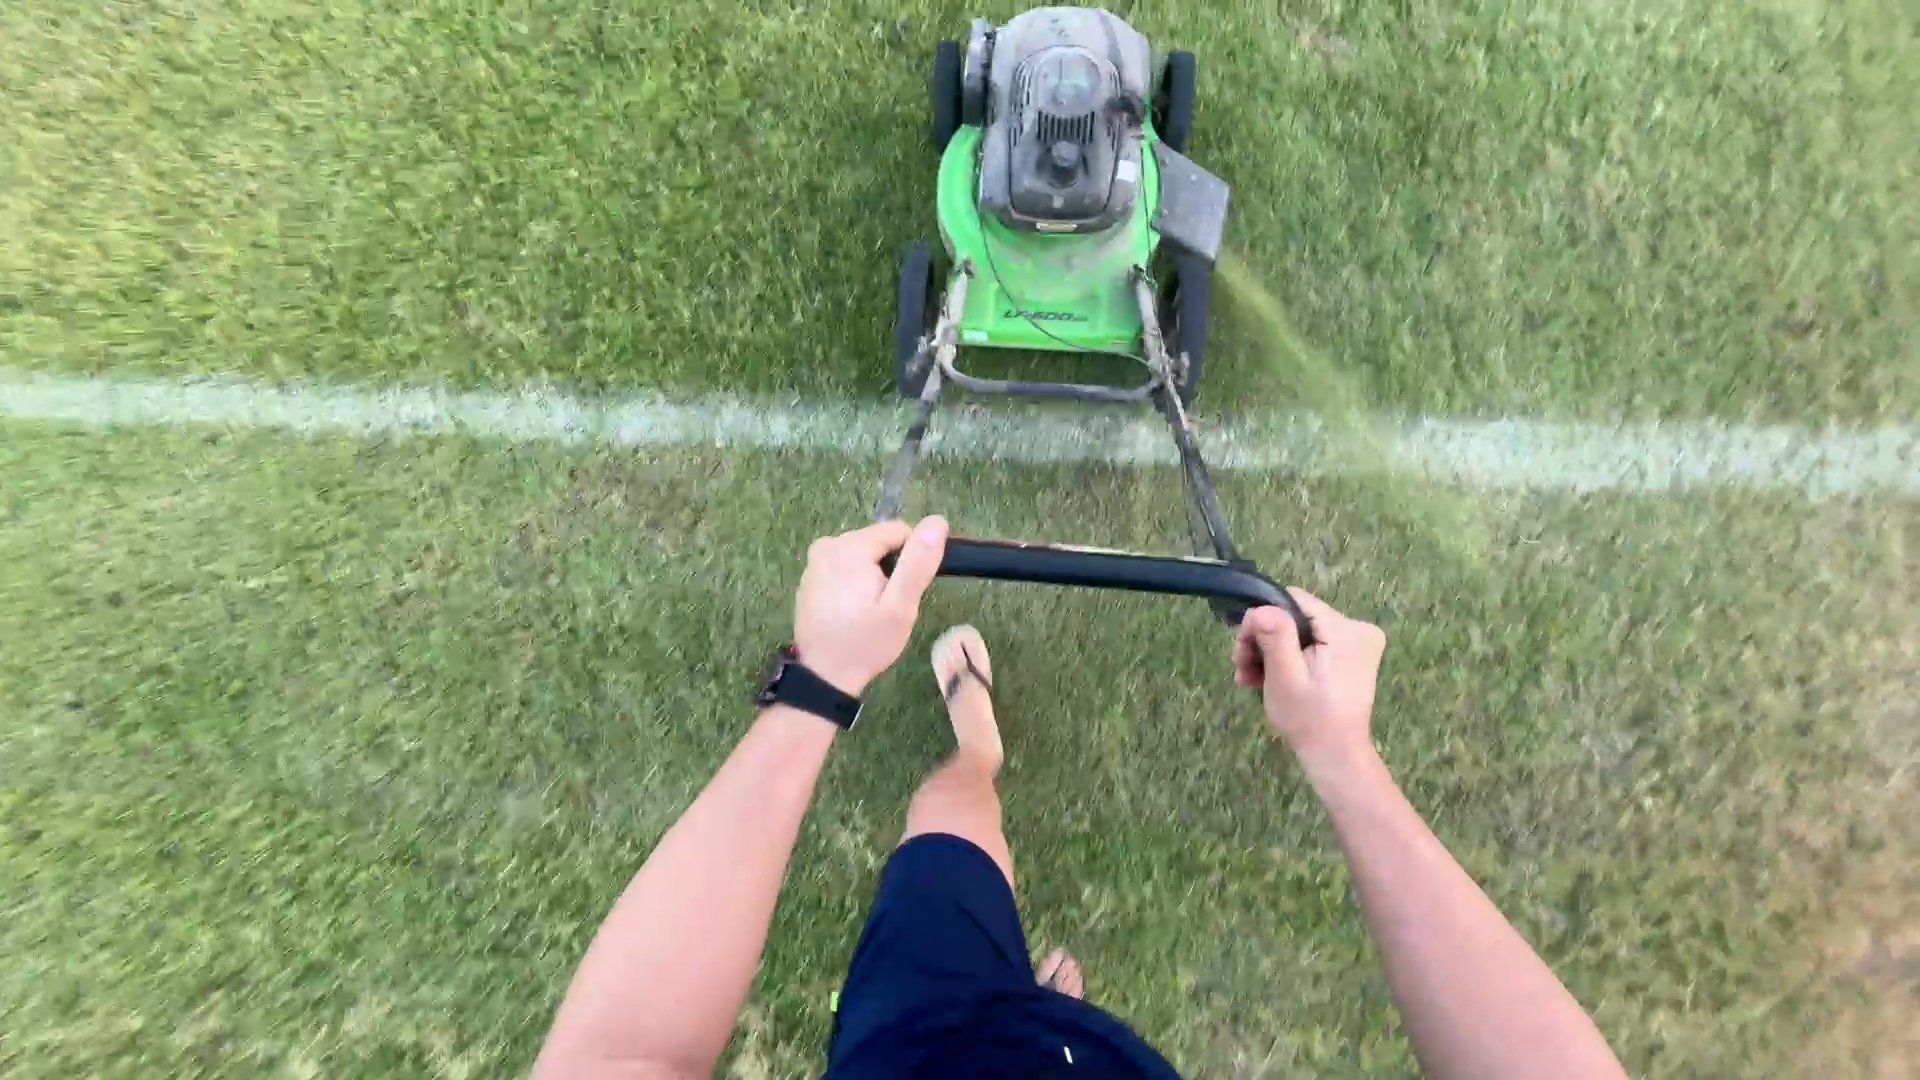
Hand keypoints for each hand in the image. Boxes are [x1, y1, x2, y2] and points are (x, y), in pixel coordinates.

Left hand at [792, 517, 948, 695]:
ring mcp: (815, 562)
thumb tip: (936, 522)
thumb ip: (918, 562)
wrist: (824, 676)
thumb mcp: (900, 606)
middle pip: (879, 542)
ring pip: (863, 555)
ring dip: (875, 576)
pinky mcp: (810, 578)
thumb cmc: (867, 642)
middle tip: (893, 606)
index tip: (911, 590)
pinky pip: (845, 568)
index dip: (913, 557)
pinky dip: (856, 582)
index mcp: (850, 546)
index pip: (899, 531)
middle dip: (892, 568)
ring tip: (875, 610)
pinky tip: (856, 611)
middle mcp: (828, 545)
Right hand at [1233, 588, 1385, 771]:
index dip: (1261, 619)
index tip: (1243, 648)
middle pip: (1293, 617)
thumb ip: (1274, 636)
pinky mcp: (1348, 654)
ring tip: (1249, 678)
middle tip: (1242, 669)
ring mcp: (1355, 642)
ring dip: (1268, 652)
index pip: (1292, 600)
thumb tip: (1259, 608)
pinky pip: (1307, 643)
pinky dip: (1285, 657)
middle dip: (1261, 640)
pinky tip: (1266, 677)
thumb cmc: (1309, 719)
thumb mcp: (1285, 676)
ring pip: (1296, 630)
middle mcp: (1357, 628)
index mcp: (1347, 630)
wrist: (1334, 755)